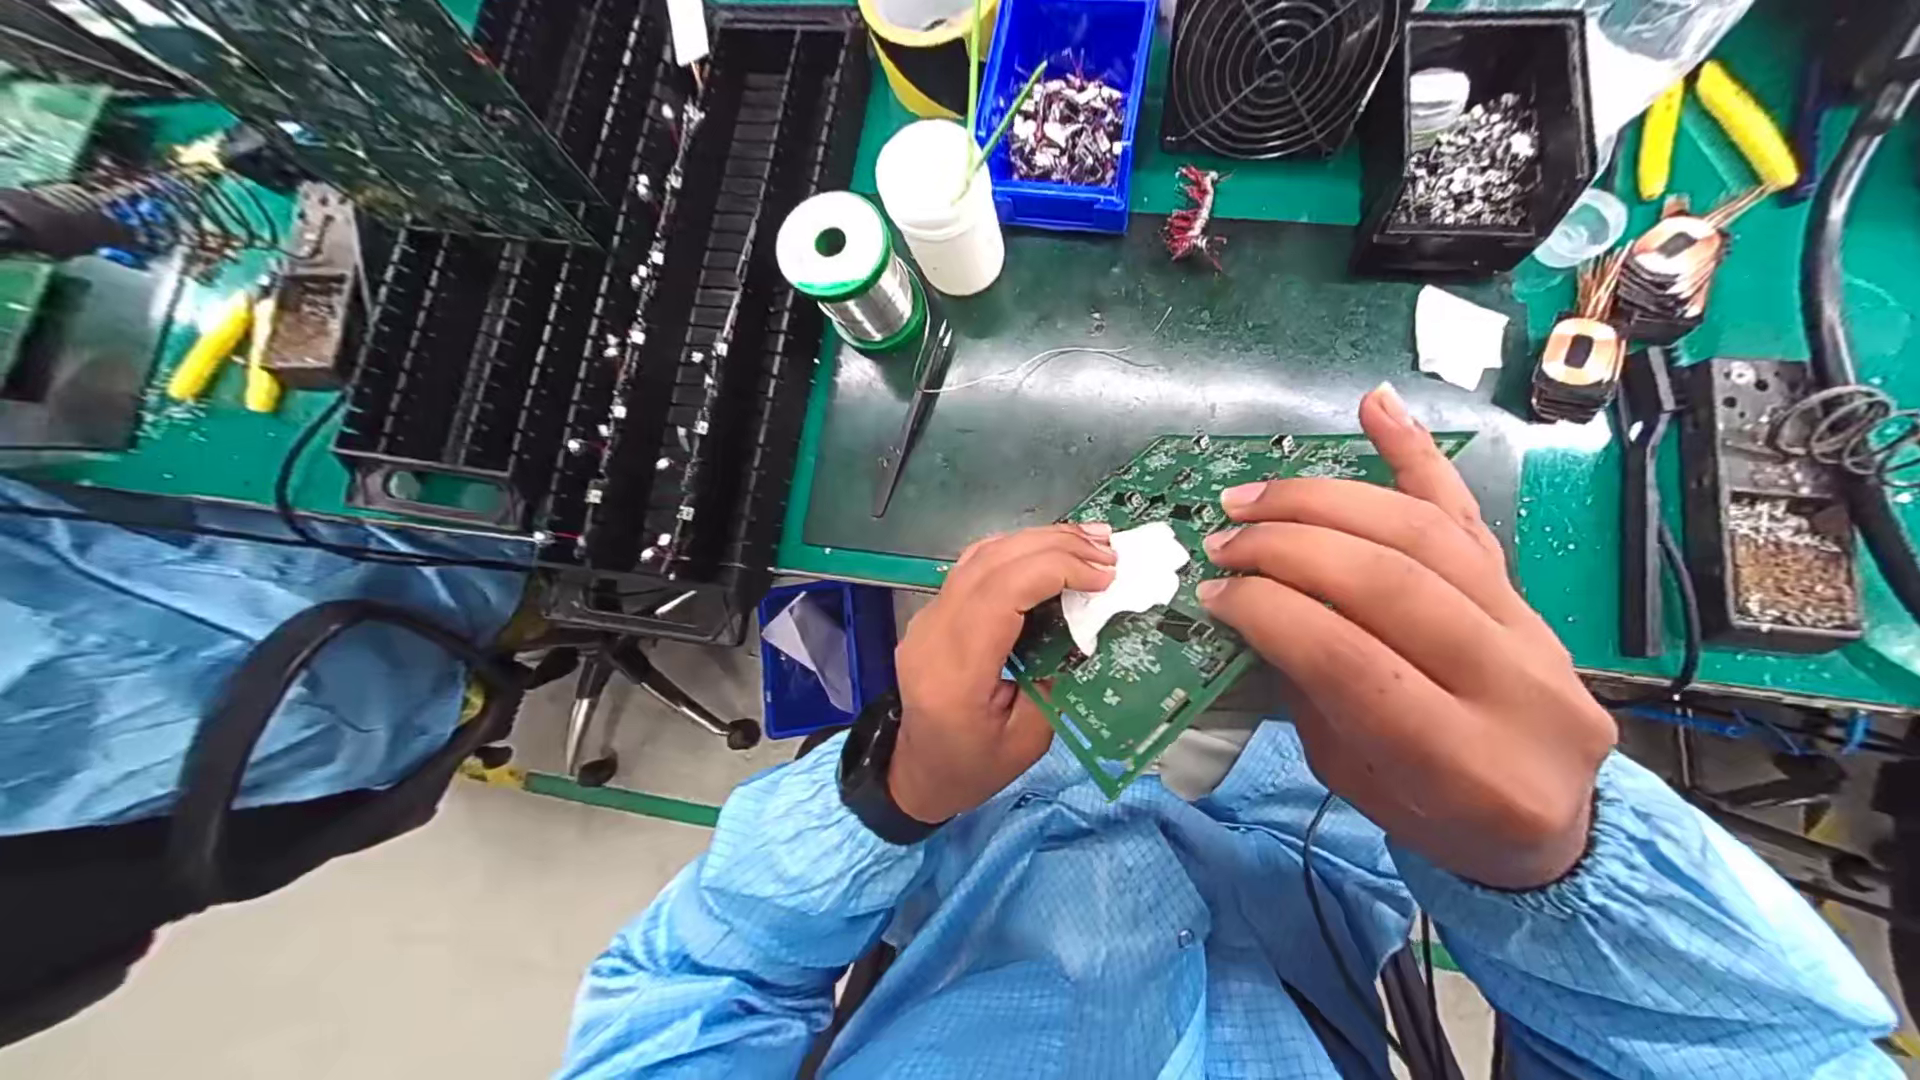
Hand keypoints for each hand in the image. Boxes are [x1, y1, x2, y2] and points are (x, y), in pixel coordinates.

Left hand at [891, 525, 1116, 823]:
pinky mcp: (932, 612)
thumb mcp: (1028, 740)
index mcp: (956, 671)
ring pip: (981, 554)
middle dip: (1055, 546)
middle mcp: (933, 632)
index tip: (1103, 576)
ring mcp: (927, 617)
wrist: (917, 772)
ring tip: (1088, 541)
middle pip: (992, 562)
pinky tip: (1048, 550)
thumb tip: (1085, 624)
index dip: (1055, 570)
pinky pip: (973, 566)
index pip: (1001, 592)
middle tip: (1107, 549)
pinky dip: (1016, 550)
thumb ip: (1056, 679)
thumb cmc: (972, 767)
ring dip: (1038, 540)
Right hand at [1197, 383, 1615, 888]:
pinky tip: (1375, 405)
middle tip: (1224, 537)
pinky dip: (1416, 455)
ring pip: (1426, 533)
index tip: (1214, 590)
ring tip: (1255, 496)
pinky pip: (1470, 515)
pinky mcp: (1533, 595)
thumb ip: (1309, 685)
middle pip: (1391, 581)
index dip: (1270, 612)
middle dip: (1288, 547)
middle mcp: (1520, 689)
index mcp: (1465, 764)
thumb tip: (1251, 599)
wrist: (1545, 824)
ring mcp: (1539, 631)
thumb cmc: (1426, 813)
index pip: (1351, 660)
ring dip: (1326, 500)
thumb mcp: (1348, 773)